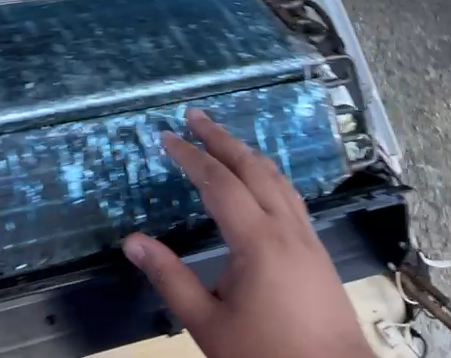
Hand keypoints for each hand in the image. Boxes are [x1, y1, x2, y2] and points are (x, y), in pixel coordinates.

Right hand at [124, 110, 372, 357]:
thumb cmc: (268, 355)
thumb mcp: (209, 325)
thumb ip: (170, 279)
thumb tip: (132, 242)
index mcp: (258, 241)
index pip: (219, 182)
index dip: (191, 156)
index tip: (167, 137)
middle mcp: (286, 230)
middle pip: (253, 167)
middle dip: (221, 138)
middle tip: (194, 117)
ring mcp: (308, 240)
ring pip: (278, 180)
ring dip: (247, 153)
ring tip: (223, 139)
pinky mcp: (319, 254)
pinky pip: (291, 197)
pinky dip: (268, 175)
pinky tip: (261, 183)